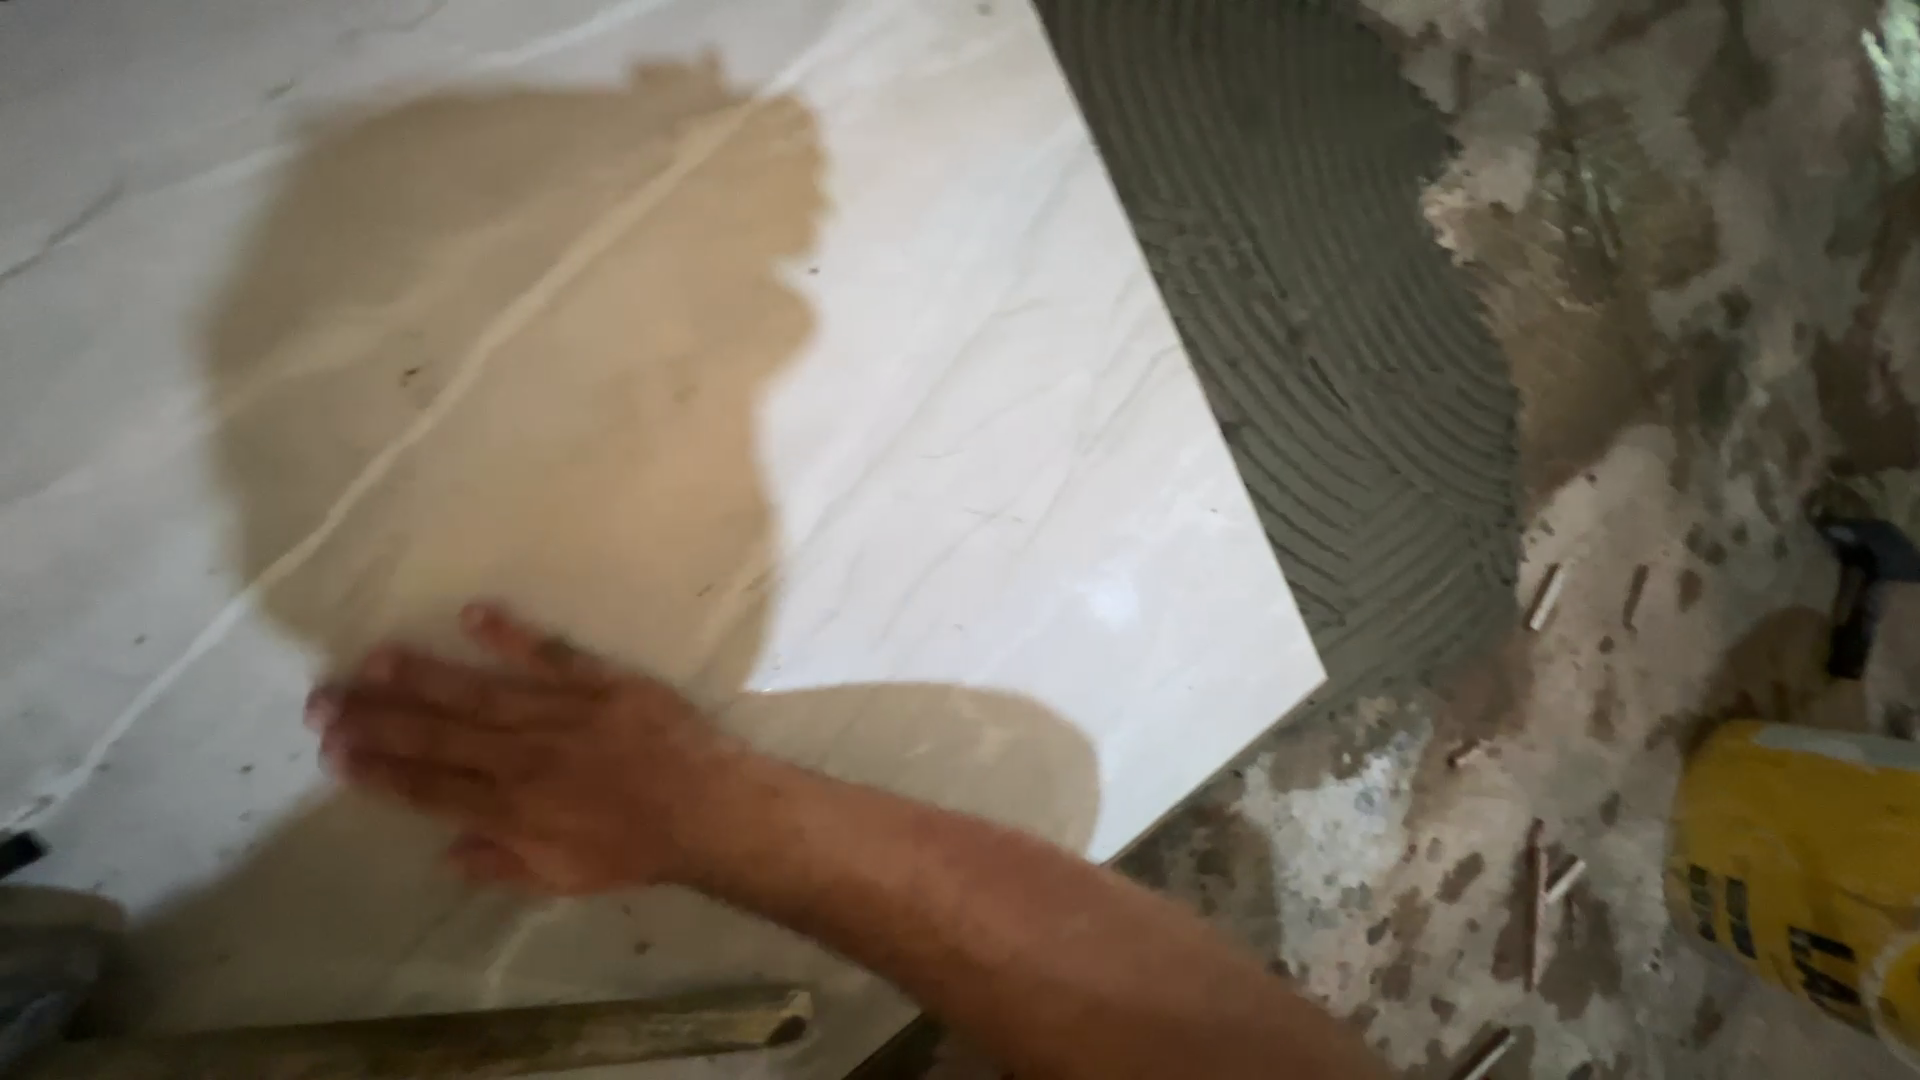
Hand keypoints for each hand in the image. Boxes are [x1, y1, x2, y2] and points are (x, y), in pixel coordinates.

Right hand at [305, 603, 745, 893]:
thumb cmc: (639, 847)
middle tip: (325, 699)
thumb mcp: (566, 878)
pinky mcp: (603, 684)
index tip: (336, 751)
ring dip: (426, 676)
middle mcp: (524, 757)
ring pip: (480, 692)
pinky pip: (551, 655)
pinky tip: (475, 614)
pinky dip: (513, 636)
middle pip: (439, 735)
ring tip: (377, 658)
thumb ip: (502, 866)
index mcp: (511, 809)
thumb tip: (445, 854)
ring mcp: (563, 714)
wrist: (706, 806)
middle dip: (379, 718)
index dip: (379, 769)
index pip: (428, 787)